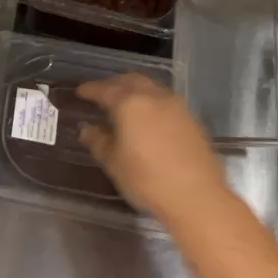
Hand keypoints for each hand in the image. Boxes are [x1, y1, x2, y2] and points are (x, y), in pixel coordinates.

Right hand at [77, 73, 232, 224]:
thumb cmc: (147, 180)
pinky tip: (147, 118)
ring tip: (124, 103)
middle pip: (131, 80)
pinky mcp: (192, 120)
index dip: (90, 89)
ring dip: (135, 89)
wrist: (197, 197)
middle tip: (101, 93)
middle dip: (114, 83)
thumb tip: (88, 129)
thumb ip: (98, 142)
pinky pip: (165, 100)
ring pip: (151, 87)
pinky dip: (151, 101)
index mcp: (130, 105)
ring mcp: (177, 107)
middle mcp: (154, 98)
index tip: (80, 92)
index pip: (105, 90)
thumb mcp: (114, 163)